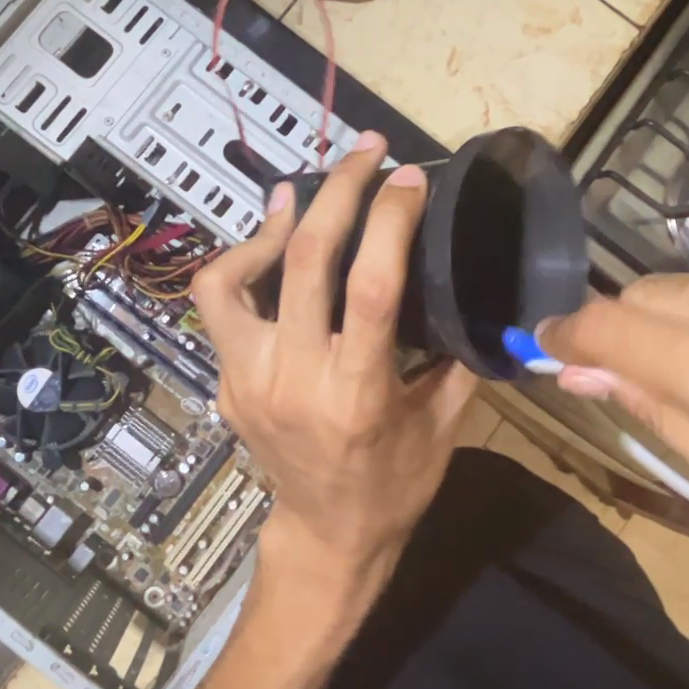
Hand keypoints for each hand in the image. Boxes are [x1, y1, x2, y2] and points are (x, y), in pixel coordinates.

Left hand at [192, 131, 478, 601]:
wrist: (325, 536)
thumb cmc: (393, 486)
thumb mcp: (442, 424)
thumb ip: (455, 354)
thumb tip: (468, 286)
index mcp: (356, 393)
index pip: (368, 286)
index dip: (388, 220)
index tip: (408, 177)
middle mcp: (291, 379)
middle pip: (302, 262)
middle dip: (337, 192)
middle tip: (363, 152)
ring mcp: (246, 379)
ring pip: (231, 278)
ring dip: (271, 225)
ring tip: (303, 195)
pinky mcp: (224, 381)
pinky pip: (220, 306)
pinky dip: (242, 263)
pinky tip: (273, 244)